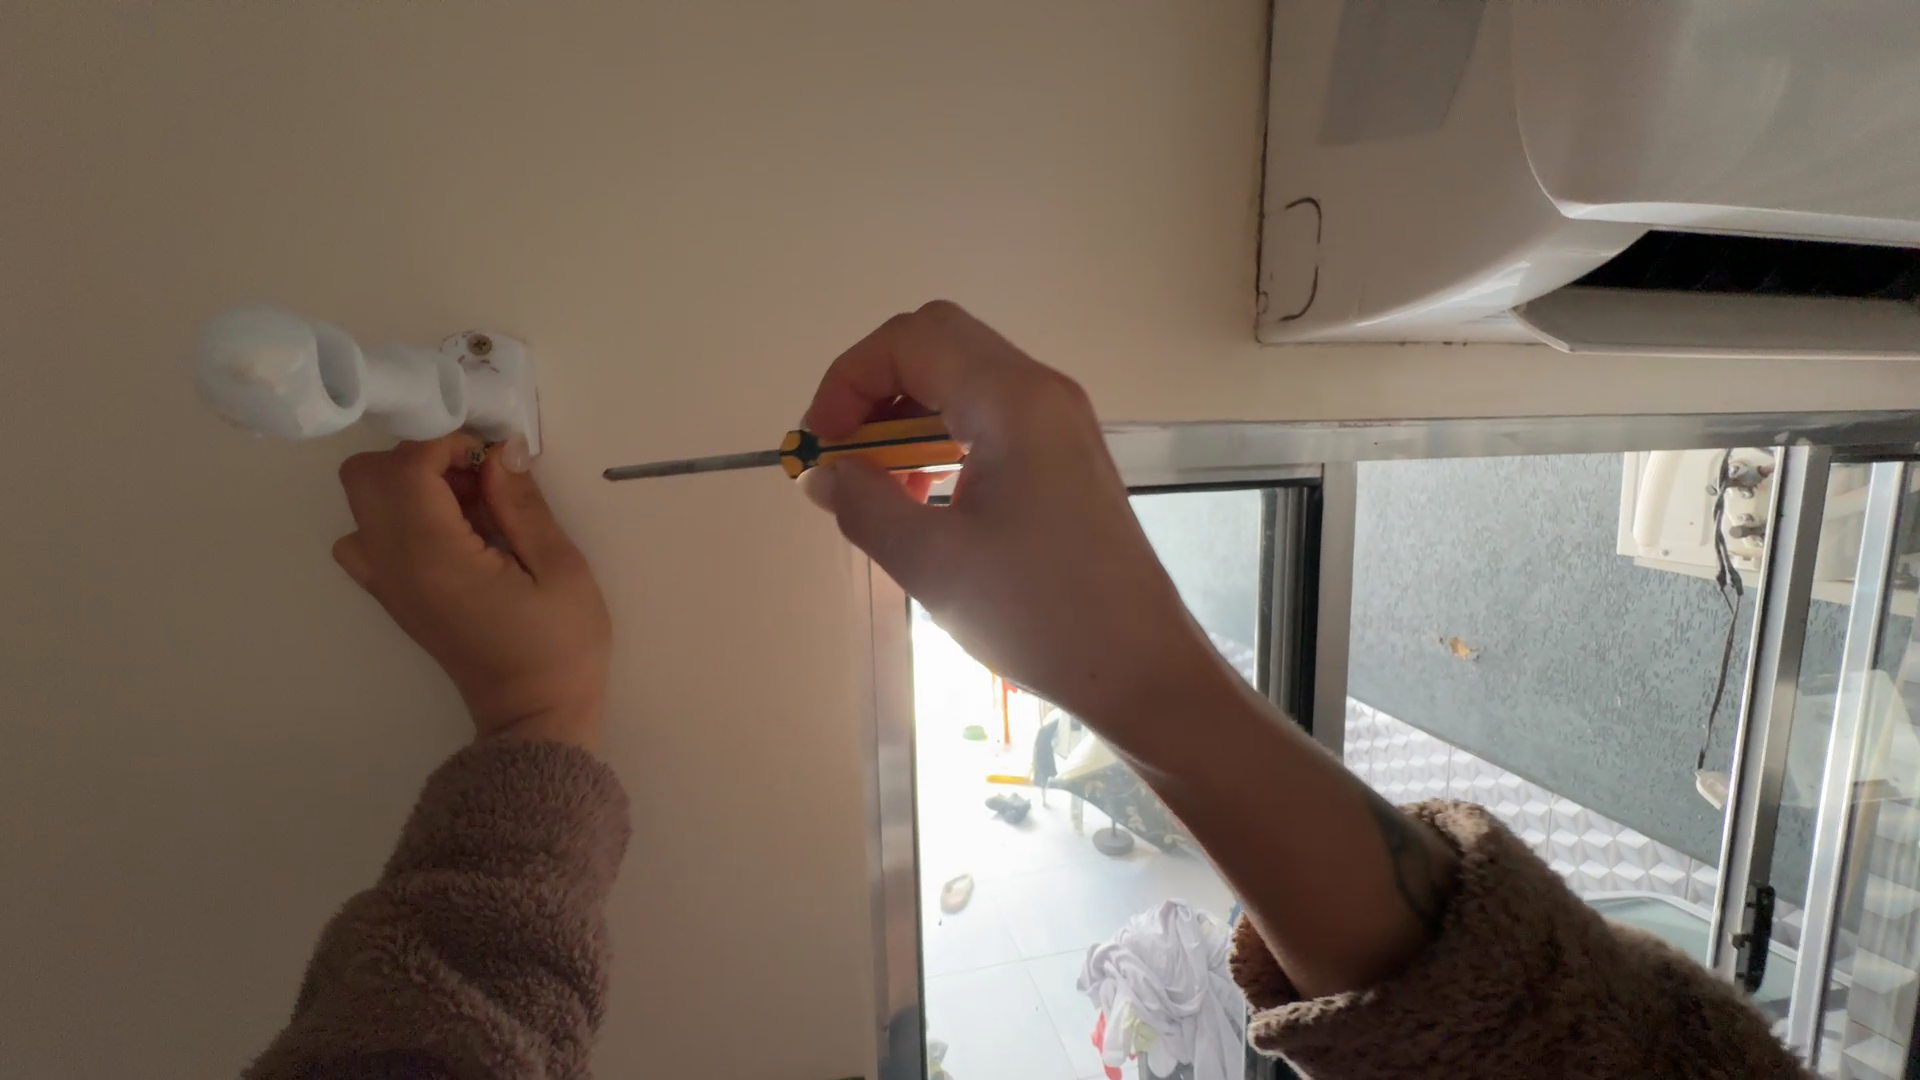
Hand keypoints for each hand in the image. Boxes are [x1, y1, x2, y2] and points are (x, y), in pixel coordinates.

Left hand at [331, 434, 609, 748]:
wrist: (535, 712)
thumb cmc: (561, 643)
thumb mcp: (561, 568)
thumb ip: (524, 506)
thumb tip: (502, 451)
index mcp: (433, 557)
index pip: (407, 468)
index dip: (449, 443)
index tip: (497, 454)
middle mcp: (392, 565)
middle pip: (367, 477)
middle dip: (424, 459)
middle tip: (484, 479)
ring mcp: (385, 583)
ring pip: (365, 503)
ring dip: (413, 486)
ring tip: (475, 509)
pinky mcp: (392, 596)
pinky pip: (370, 535)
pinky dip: (404, 516)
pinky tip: (456, 536)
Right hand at [798, 301, 1228, 728]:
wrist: (1140, 665)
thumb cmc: (1038, 613)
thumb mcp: (932, 562)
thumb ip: (863, 503)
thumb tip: (823, 473)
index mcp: (1013, 401)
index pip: (911, 339)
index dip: (848, 380)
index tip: (822, 445)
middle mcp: (1043, 393)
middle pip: (939, 345)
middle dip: (875, 388)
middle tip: (847, 452)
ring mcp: (1062, 422)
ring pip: (965, 381)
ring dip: (909, 416)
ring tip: (880, 483)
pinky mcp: (1067, 456)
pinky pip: (992, 419)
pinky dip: (945, 439)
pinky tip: (927, 496)